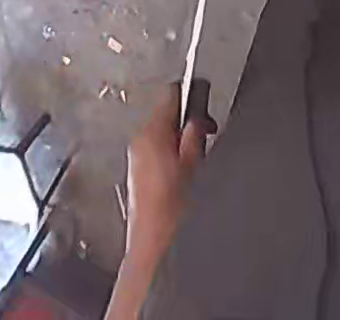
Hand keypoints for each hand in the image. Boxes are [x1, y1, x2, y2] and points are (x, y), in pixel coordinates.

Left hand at [124, 85, 209, 252]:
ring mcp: (135, 155)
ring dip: (177, 139)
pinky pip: (154, 149)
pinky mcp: (136, 170)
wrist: (152, 245)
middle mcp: (139, 140)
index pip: (170, 95)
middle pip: (164, 113)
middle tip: (204, 135)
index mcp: (152, 132)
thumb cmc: (171, 209)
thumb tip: (197, 120)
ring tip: (193, 158)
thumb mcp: (194, 166)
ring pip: (160, 132)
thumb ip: (195, 136)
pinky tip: (180, 172)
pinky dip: (168, 152)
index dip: (189, 94)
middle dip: (185, 122)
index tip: (202, 98)